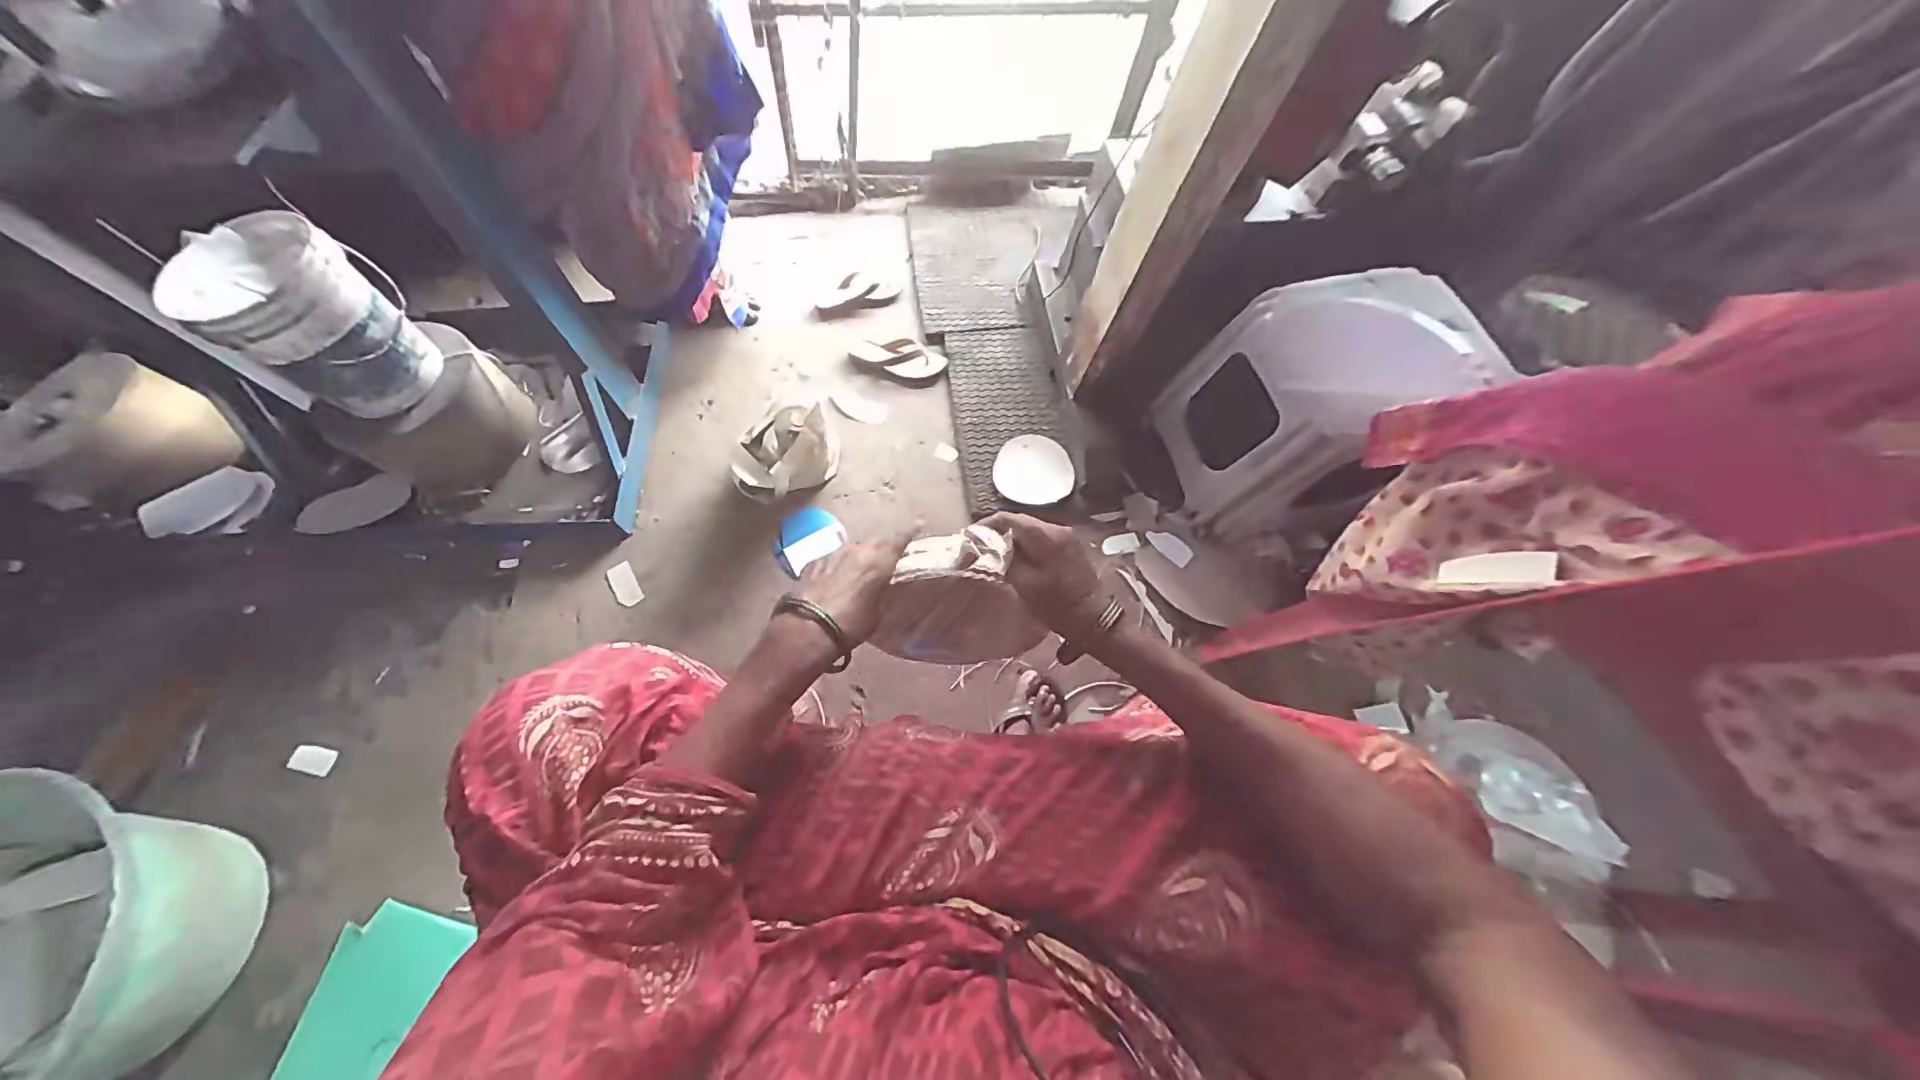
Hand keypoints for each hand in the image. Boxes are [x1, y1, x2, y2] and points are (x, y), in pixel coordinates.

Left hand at [790, 527, 916, 646]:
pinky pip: (831, 560)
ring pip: (851, 550)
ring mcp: (833, 553)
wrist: (810, 628)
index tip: (917, 527)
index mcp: (879, 560)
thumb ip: (881, 590)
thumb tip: (880, 585)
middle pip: (874, 545)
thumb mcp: (877, 611)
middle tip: (883, 563)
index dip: (908, 535)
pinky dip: (836, 567)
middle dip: (880, 552)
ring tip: (857, 573)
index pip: (899, 540)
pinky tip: (834, 580)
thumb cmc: (852, 623)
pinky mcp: (814, 562)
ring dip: (856, 559)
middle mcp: (857, 550)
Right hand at [979, 512, 1110, 640]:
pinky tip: (1014, 558)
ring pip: (1029, 530)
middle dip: (996, 532)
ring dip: (1010, 539)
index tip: (970, 538)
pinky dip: (1024, 545)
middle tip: (978, 547)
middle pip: (1019, 521)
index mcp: (1046, 535)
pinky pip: (1040, 538)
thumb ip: (1004, 559)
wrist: (1093, 618)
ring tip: (993, 553)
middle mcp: (1057, 528)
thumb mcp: (1023, 583)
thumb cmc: (1057, 604)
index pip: (1008, 518)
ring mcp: (1066, 536)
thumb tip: (987, 547)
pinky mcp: (1069, 546)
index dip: (985, 526)